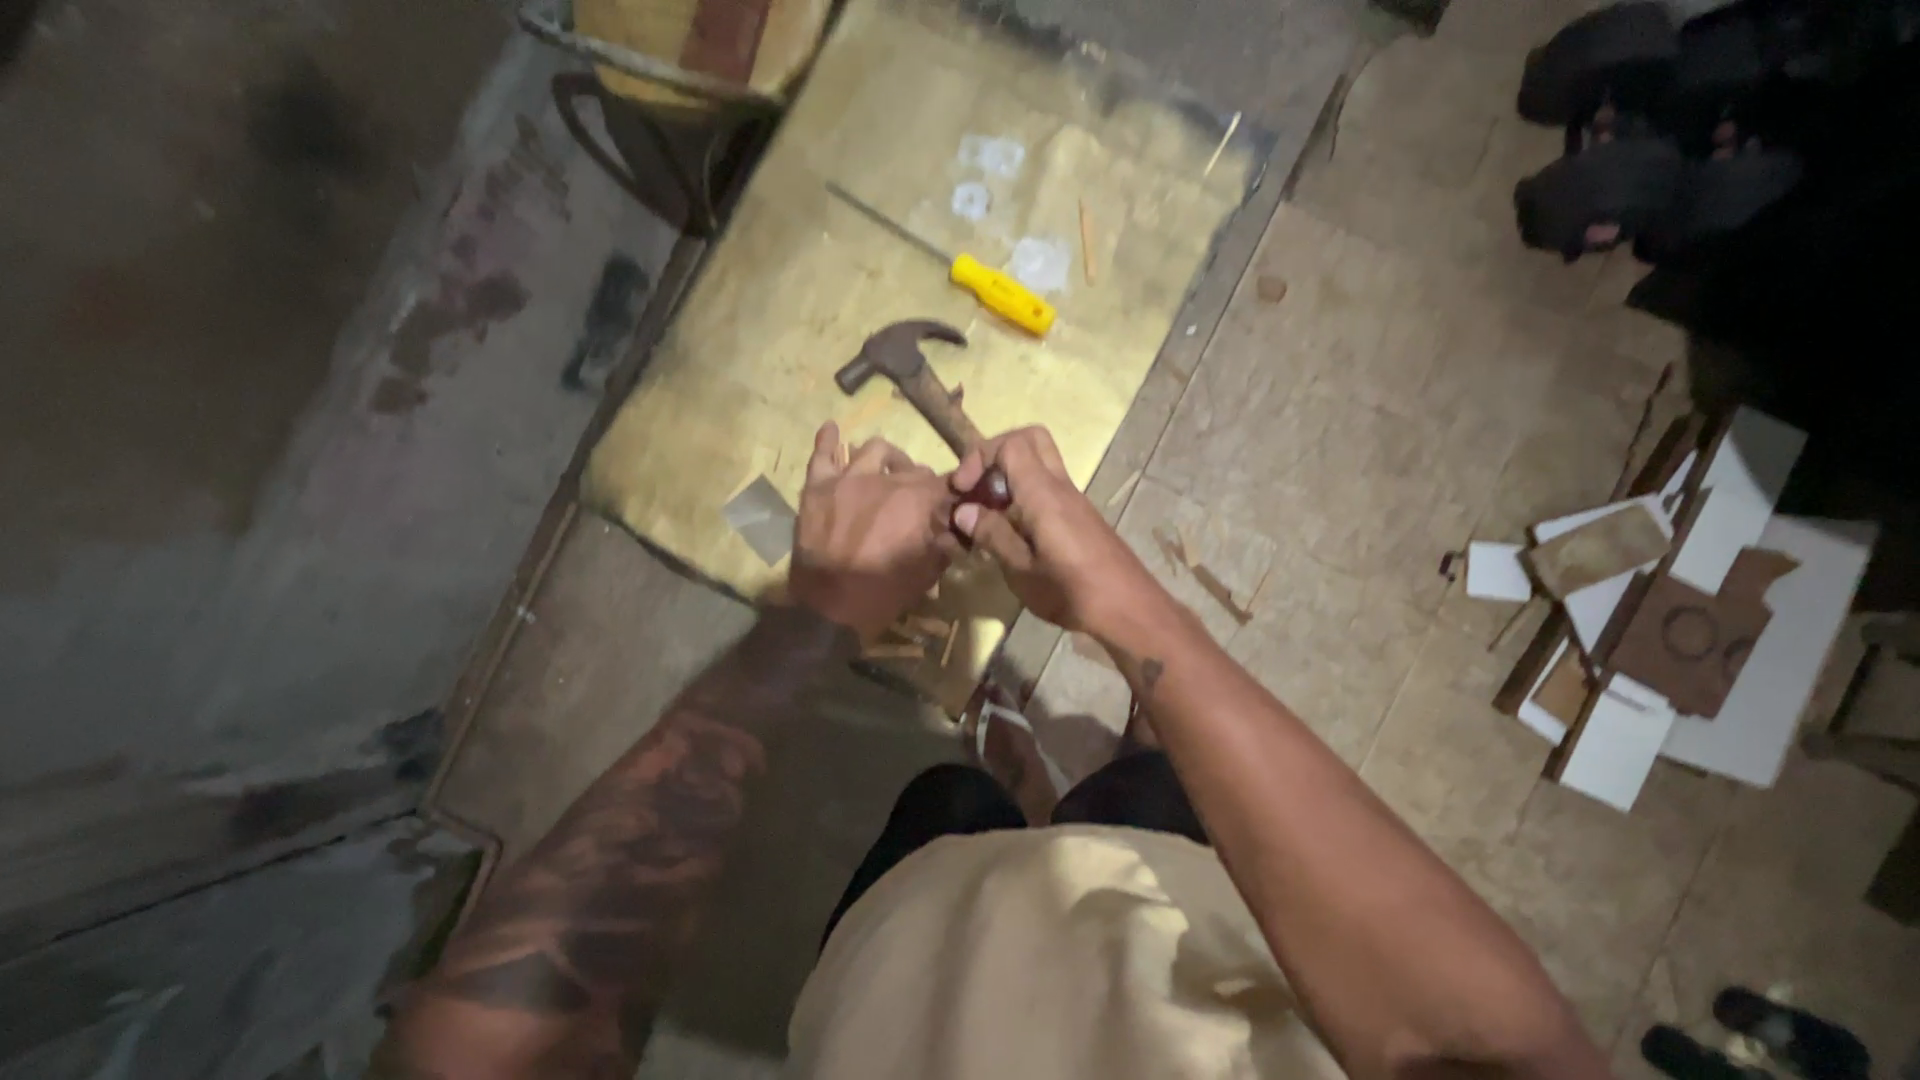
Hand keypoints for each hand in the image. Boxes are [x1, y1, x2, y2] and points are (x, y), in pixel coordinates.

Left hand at [789, 422, 956, 639]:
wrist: (828, 610)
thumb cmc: (882, 594)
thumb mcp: (927, 572)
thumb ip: (945, 544)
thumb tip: (957, 529)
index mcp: (916, 500)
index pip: (945, 485)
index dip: (952, 494)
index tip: (954, 504)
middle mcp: (885, 480)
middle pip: (912, 468)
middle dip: (921, 481)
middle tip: (919, 501)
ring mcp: (847, 480)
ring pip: (874, 451)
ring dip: (887, 460)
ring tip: (888, 472)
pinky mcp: (817, 487)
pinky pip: (822, 455)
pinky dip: (828, 440)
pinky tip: (832, 429)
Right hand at [949, 426, 1159, 635]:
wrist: (1129, 608)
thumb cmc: (1072, 592)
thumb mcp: (1022, 570)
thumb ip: (993, 535)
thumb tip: (964, 510)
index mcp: (1044, 494)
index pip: (1011, 444)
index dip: (980, 457)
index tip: (963, 490)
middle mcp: (1060, 486)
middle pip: (1031, 439)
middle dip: (996, 454)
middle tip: (978, 487)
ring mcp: (1073, 500)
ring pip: (1039, 463)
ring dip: (1008, 478)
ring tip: (987, 514)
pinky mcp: (1079, 516)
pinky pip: (1046, 488)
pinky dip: (1023, 495)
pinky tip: (1010, 531)